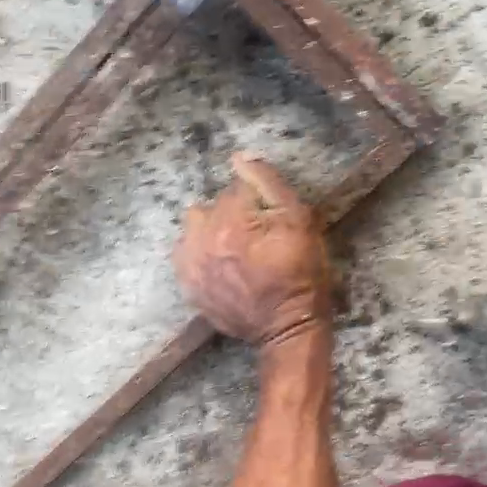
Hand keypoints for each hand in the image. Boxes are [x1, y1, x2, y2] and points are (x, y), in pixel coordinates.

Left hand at [173, 154, 329, 345]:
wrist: (288, 329)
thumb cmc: (301, 274)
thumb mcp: (299, 221)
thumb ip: (268, 183)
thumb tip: (239, 157)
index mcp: (229, 221)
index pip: (238, 187)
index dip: (260, 200)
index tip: (273, 221)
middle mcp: (201, 239)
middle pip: (214, 205)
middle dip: (234, 213)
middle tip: (257, 238)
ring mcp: (190, 265)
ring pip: (195, 226)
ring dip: (212, 230)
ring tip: (235, 250)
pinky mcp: (187, 286)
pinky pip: (186, 253)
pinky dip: (201, 253)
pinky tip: (222, 266)